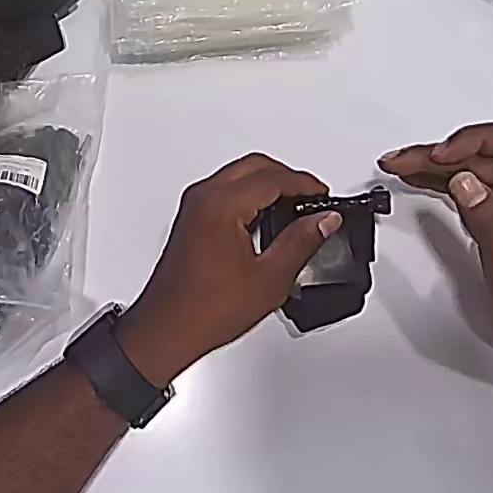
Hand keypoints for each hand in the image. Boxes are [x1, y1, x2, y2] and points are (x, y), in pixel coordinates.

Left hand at [116, 154, 339, 386]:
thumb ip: (301, 242)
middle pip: (253, 166)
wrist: (169, 327)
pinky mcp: (190, 217)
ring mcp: (193, 206)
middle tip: (311, 197)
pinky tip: (266, 218)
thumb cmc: (205, 308)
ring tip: (294, 208)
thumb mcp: (270, 278)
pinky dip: (248, 194)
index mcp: (220, 206)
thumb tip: (323, 221)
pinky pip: (224, 189)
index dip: (304, 183)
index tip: (322, 194)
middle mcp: (203, 198)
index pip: (272, 177)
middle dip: (287, 176)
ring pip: (237, 174)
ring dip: (266, 183)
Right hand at [379, 121, 492, 396]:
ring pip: (467, 166)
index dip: (474, 141)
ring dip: (429, 164)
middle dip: (439, 152)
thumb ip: (492, 220)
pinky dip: (434, 181)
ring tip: (397, 165)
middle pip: (483, 152)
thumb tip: (463, 181)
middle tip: (404, 160)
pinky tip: (413, 178)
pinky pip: (462, 185)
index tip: (442, 155)